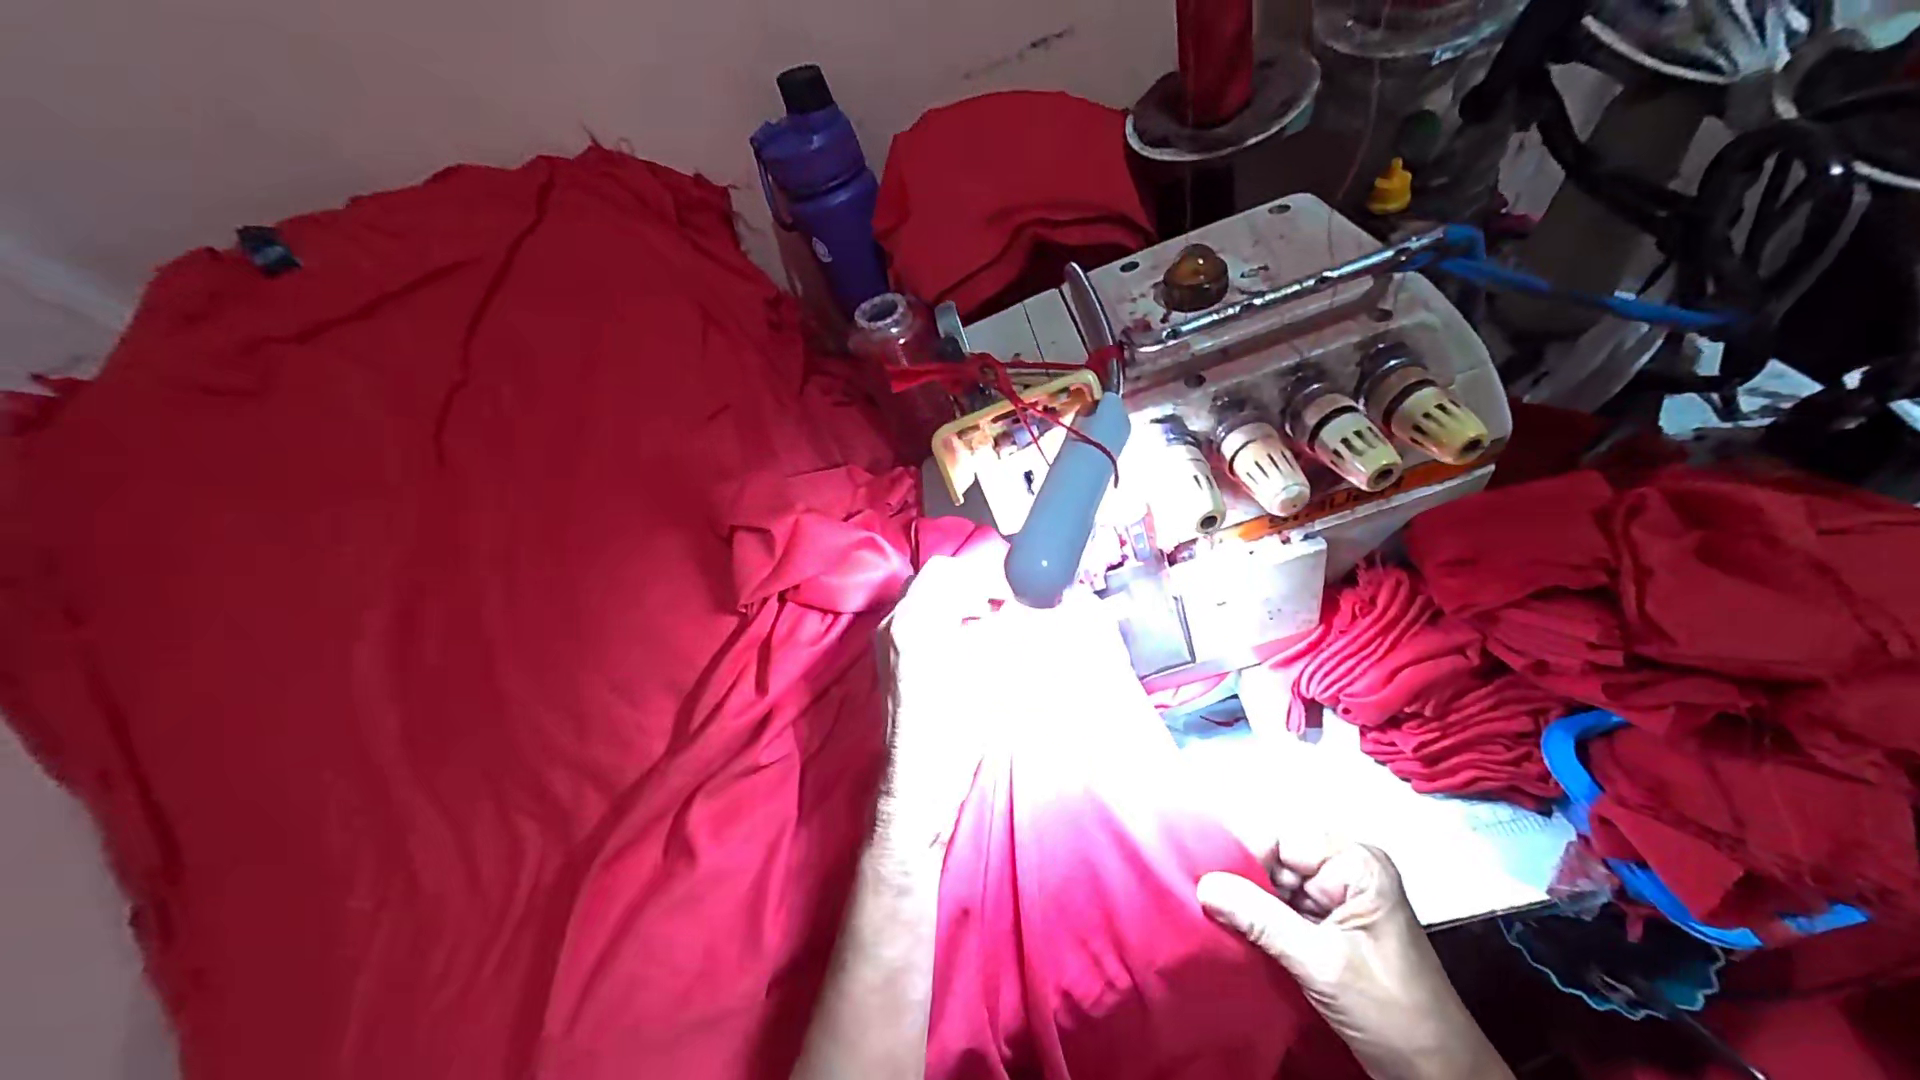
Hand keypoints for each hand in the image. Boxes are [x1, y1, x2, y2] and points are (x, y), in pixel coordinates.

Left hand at [873, 553, 1008, 862]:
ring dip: (957, 599)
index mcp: (914, 623)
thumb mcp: (986, 674)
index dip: (984, 577)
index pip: (946, 572)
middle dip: (970, 585)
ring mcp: (886, 641)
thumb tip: (1014, 604)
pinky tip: (966, 639)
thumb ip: (998, 629)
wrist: (919, 780)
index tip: (1010, 593)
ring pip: (924, 597)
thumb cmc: (955, 731)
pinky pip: (917, 618)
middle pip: (933, 580)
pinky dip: (944, 617)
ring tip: (988, 620)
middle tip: (1002, 604)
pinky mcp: (889, 658)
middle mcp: (893, 624)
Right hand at [1196, 831, 1511, 1079]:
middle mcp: (1344, 869)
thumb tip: (1203, 885)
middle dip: (1242, 883)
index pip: (1280, 839)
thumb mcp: (1321, 964)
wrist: (1439, 1077)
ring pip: (1271, 884)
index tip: (1205, 882)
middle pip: (1273, 860)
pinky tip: (1238, 933)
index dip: (1243, 858)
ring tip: (1219, 922)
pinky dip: (1258, 922)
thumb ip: (1260, 919)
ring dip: (1247, 905)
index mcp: (1355, 863)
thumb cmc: (1393, 1014)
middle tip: (1207, 907)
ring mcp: (1336, 896)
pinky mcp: (1326, 924)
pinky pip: (1279, 908)